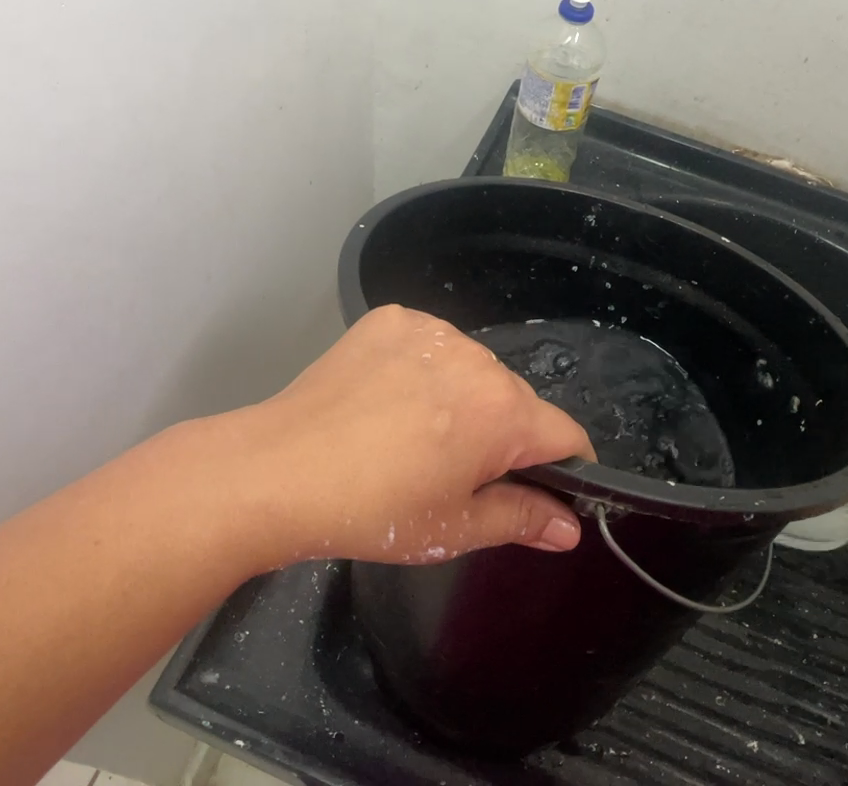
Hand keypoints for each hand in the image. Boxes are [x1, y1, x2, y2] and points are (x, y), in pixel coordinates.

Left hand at [218, 304, 596, 567]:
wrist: (277, 471)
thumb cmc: (372, 509)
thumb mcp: (453, 527)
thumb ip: (522, 520)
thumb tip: (570, 527)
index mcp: (503, 411)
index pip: (567, 435)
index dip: (565, 468)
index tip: (540, 491)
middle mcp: (478, 359)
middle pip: (517, 401)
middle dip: (503, 436)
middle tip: (454, 473)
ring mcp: (433, 331)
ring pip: (473, 371)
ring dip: (463, 399)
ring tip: (413, 435)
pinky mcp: (393, 319)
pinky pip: (432, 345)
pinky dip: (423, 370)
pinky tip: (389, 400)